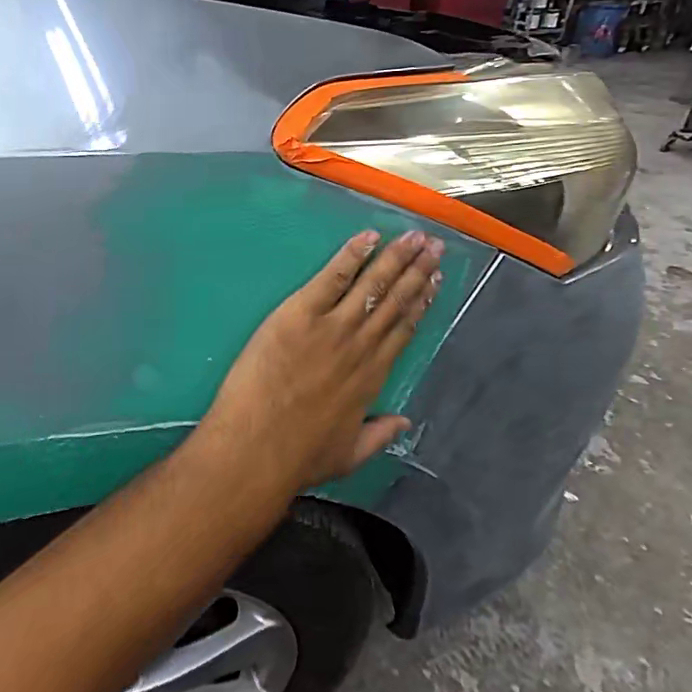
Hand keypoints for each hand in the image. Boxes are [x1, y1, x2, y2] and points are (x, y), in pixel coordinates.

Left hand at [190, 229, 442, 493]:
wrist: (257, 445)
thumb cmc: (297, 455)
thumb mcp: (349, 454)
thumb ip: (378, 434)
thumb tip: (403, 421)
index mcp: (372, 377)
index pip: (403, 330)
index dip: (420, 303)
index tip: (434, 281)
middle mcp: (359, 347)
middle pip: (394, 302)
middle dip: (416, 271)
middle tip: (435, 246)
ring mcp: (330, 328)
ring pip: (371, 285)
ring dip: (394, 258)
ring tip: (415, 236)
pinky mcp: (297, 315)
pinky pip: (330, 278)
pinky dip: (350, 256)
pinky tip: (367, 237)